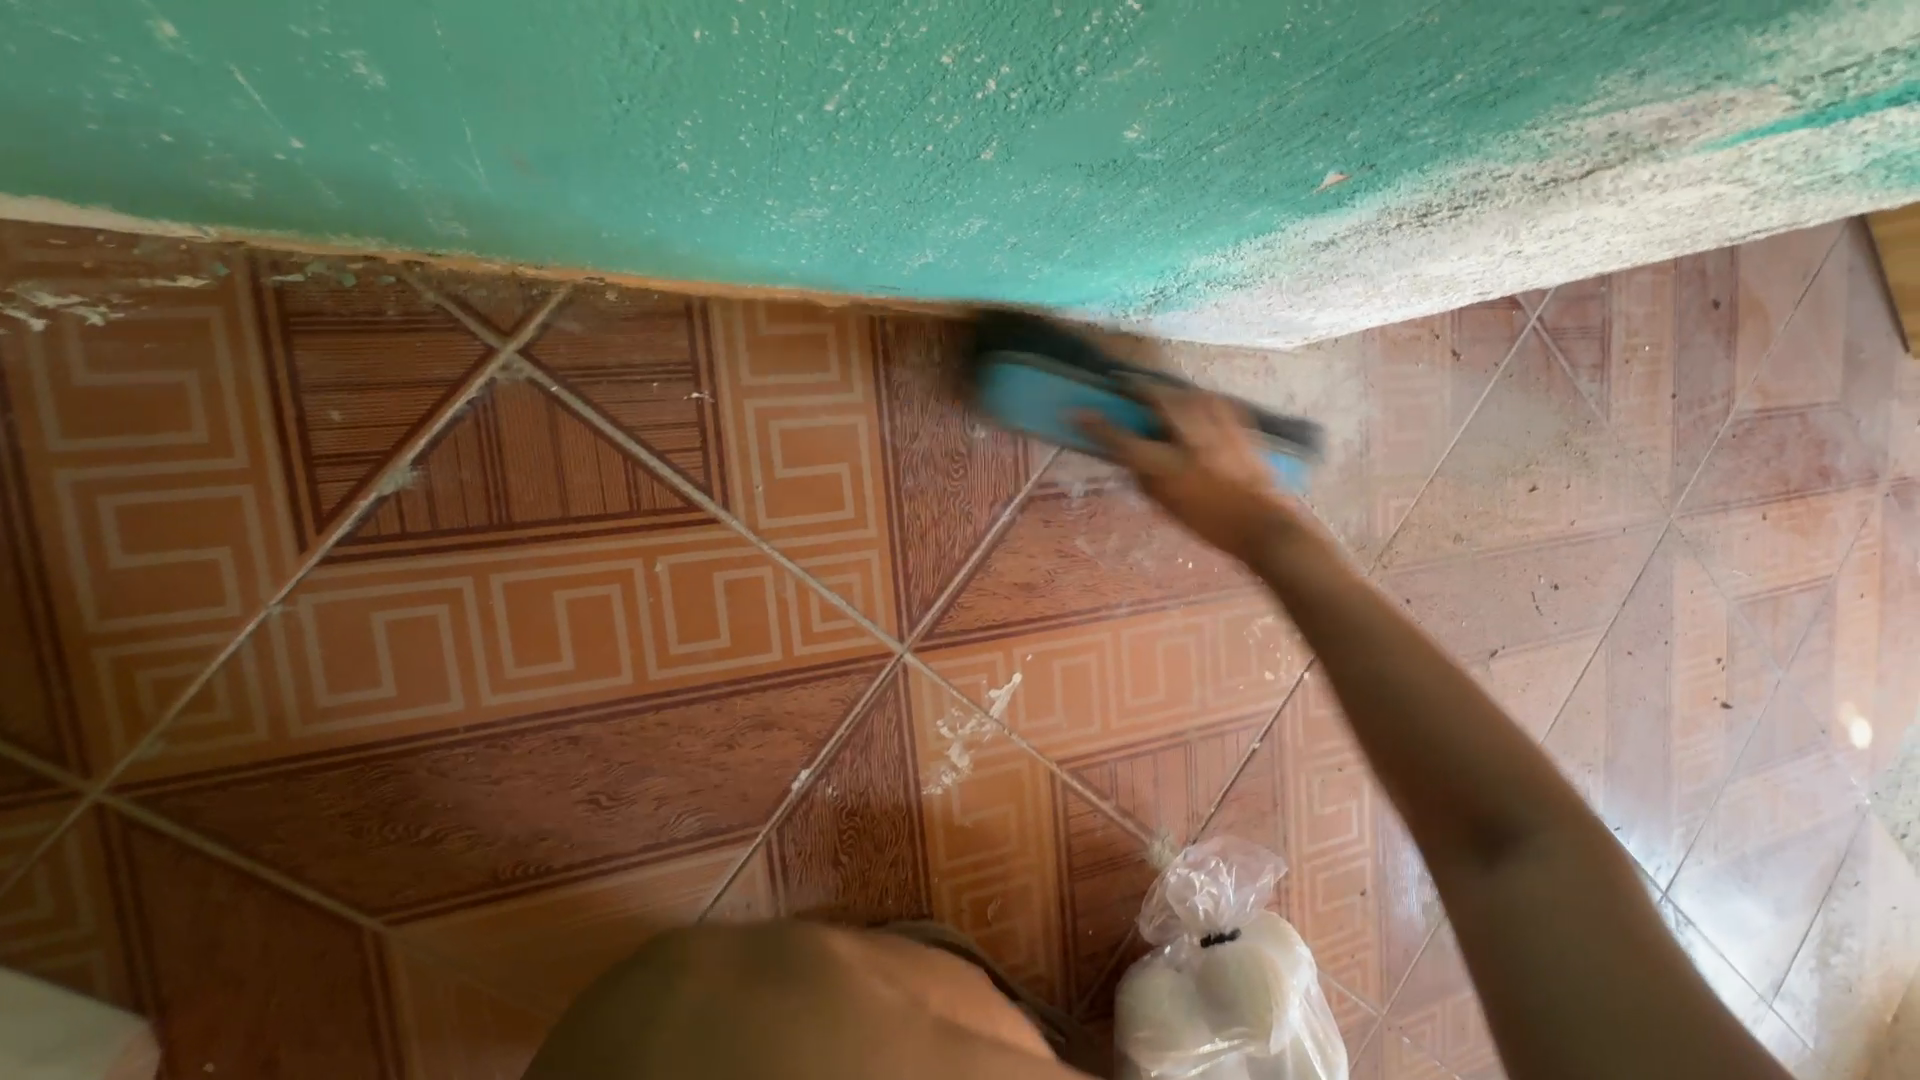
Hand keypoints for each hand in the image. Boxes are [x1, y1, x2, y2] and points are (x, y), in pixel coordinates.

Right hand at [1076, 386, 1312, 565]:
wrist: (1262, 525)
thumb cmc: (1208, 522)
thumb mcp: (1165, 504)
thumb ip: (1143, 475)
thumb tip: (1128, 453)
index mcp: (1167, 466)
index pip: (1121, 439)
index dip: (1096, 424)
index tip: (1077, 412)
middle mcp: (1191, 440)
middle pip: (1157, 398)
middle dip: (1136, 387)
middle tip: (1122, 383)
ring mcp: (1219, 427)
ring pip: (1185, 393)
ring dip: (1166, 388)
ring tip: (1155, 391)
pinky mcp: (1239, 423)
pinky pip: (1210, 400)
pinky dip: (1194, 398)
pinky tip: (1192, 402)